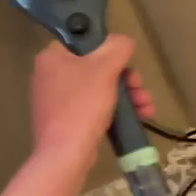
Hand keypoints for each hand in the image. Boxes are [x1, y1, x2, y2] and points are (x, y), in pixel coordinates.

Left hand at [30, 35, 154, 164]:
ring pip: (98, 89)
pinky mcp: (65, 121)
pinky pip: (93, 108)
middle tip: (140, 89)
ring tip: (146, 108)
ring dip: (126, 95)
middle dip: (126, 79)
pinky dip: (114, 110)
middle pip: (95, 67)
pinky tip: (138, 118)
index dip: (109, 51)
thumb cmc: (82, 105)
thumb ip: (117, 48)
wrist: (65, 154)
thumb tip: (123, 40)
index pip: (84, 42)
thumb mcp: (104, 70)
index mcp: (52, 56)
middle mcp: (49, 75)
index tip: (127, 64)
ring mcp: (56, 100)